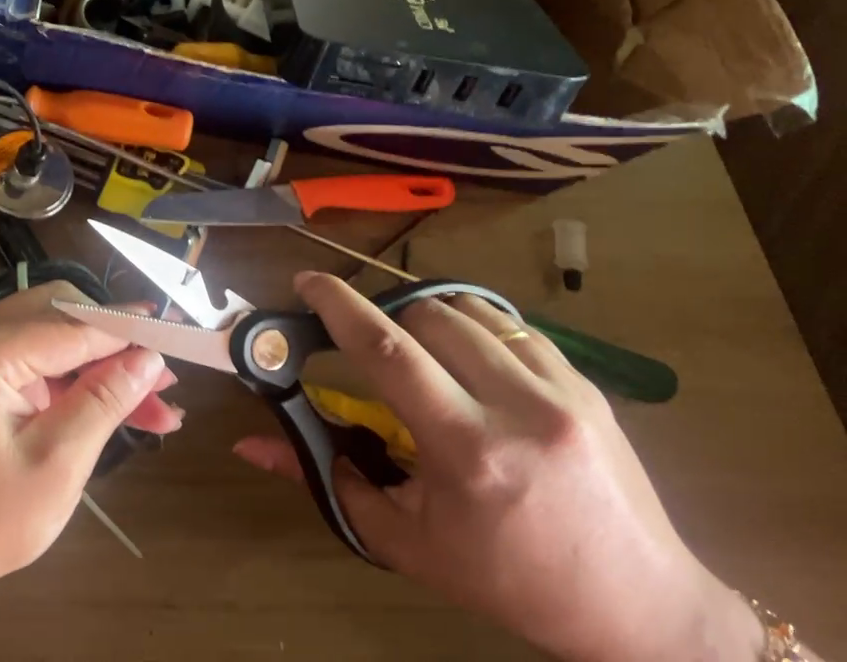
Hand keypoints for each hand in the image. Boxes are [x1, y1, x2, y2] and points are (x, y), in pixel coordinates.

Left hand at [0, 283, 183, 610]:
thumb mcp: (59, 461)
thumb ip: (104, 399)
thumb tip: (149, 356)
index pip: (71, 325)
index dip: (128, 329)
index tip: (178, 329)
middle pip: (60, 315)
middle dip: (116, 343)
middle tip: (167, 377)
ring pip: (53, 336)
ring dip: (101, 364)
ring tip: (160, 403)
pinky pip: (36, 358)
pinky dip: (76, 379)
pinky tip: (123, 408)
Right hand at [234, 273, 761, 661]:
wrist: (641, 607)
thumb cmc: (507, 579)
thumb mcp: (403, 540)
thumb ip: (323, 480)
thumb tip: (248, 445)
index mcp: (467, 449)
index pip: (387, 349)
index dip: (337, 305)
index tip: (305, 281)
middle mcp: (519, 408)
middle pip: (427, 316)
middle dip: (382, 315)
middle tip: (361, 337)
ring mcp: (563, 393)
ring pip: (472, 312)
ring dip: (426, 318)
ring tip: (413, 347)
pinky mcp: (589, 389)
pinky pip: (513, 329)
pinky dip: (473, 330)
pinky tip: (465, 361)